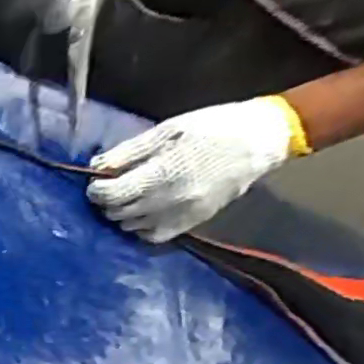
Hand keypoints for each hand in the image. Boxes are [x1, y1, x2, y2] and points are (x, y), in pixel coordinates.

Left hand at [87, 96, 300, 241]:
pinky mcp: (191, 222)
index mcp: (161, 175)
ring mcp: (179, 214)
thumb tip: (95, 168)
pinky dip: (141, 226)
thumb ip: (126, 153)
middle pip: (114, 211)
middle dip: (109, 200)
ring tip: (136, 196)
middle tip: (119, 187)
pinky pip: (149, 235)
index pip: (108, 195)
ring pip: (128, 224)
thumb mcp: (167, 131)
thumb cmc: (214, 128)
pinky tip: (148, 210)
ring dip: (124, 212)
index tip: (99, 182)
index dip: (96, 189)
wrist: (268, 137)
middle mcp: (167, 200)